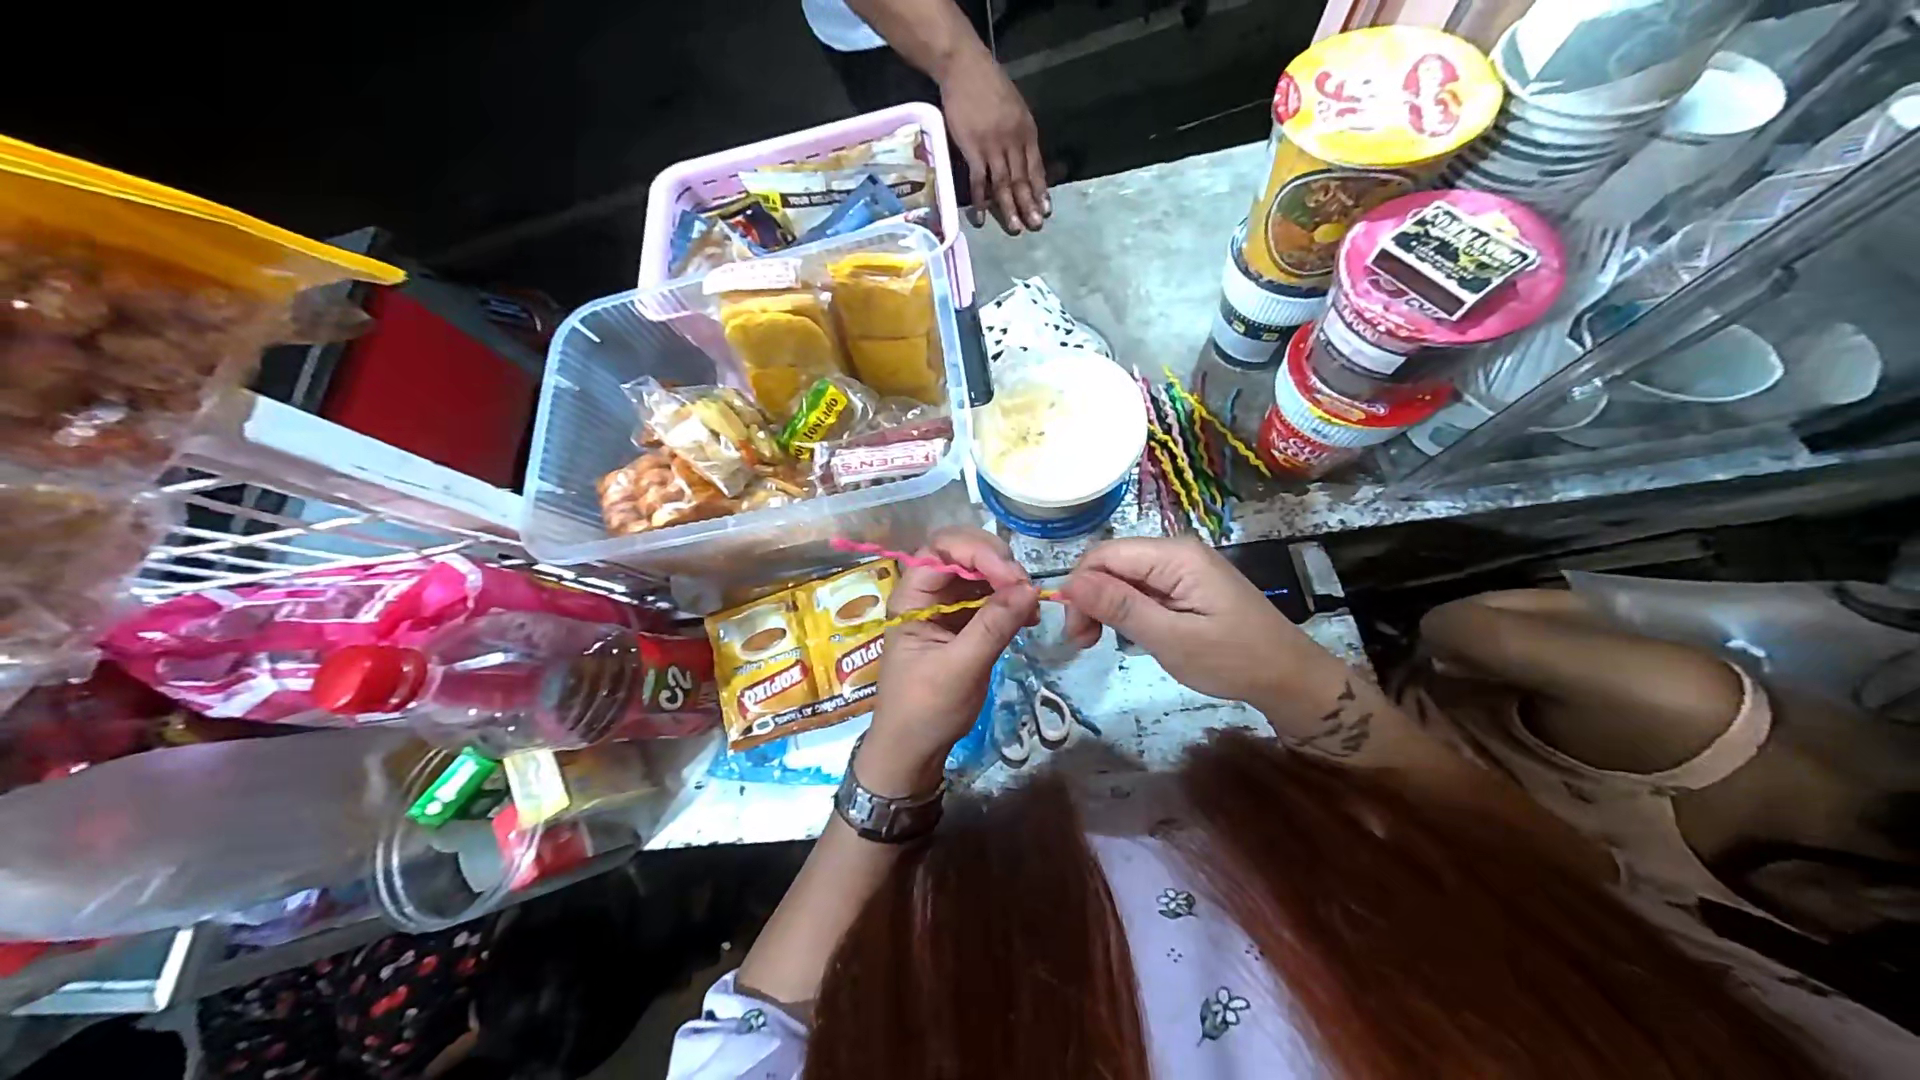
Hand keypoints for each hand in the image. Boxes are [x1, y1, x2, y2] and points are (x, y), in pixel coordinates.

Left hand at [863, 527, 1037, 794]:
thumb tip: (1029, 589)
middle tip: (1024, 587)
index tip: (1012, 578)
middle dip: (996, 561)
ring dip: (1008, 579)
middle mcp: (927, 592)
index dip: (978, 553)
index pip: (941, 550)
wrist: (914, 748)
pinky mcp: (964, 621)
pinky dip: (1010, 599)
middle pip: (962, 552)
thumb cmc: (925, 709)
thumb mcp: (960, 668)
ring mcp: (946, 605)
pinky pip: (990, 596)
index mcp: (911, 596)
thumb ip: (993, 626)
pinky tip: (1028, 615)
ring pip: (980, 571)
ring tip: (1030, 603)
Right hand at [939, 51, 1048, 234]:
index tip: (1045, 211)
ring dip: (1009, 209)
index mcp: (1026, 131)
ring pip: (1004, 185)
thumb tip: (1023, 160)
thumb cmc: (989, 86)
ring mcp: (993, 147)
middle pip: (1022, 180)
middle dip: (1029, 206)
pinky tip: (981, 218)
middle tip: (1035, 227)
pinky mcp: (973, 150)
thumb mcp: (1016, 108)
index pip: (1036, 168)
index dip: (1041, 191)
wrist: (965, 68)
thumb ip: (1020, 134)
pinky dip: (980, 201)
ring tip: (1015, 229)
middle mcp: (1013, 142)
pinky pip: (978, 181)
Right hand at [1059, 538, 1325, 710]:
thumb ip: (1121, 607)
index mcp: (1175, 556)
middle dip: (1089, 599)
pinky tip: (1122, 634)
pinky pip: (1140, 588)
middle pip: (1111, 564)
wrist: (1288, 677)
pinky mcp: (1184, 585)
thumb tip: (1070, 583)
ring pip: (1122, 577)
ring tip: (1097, 643)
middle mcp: (1176, 551)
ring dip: (1102, 606)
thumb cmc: (1233, 660)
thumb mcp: (1172, 639)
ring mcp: (1181, 568)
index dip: (1080, 588)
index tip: (1075, 631)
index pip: (1104, 555)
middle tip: (1083, 643)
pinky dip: (1123, 610)